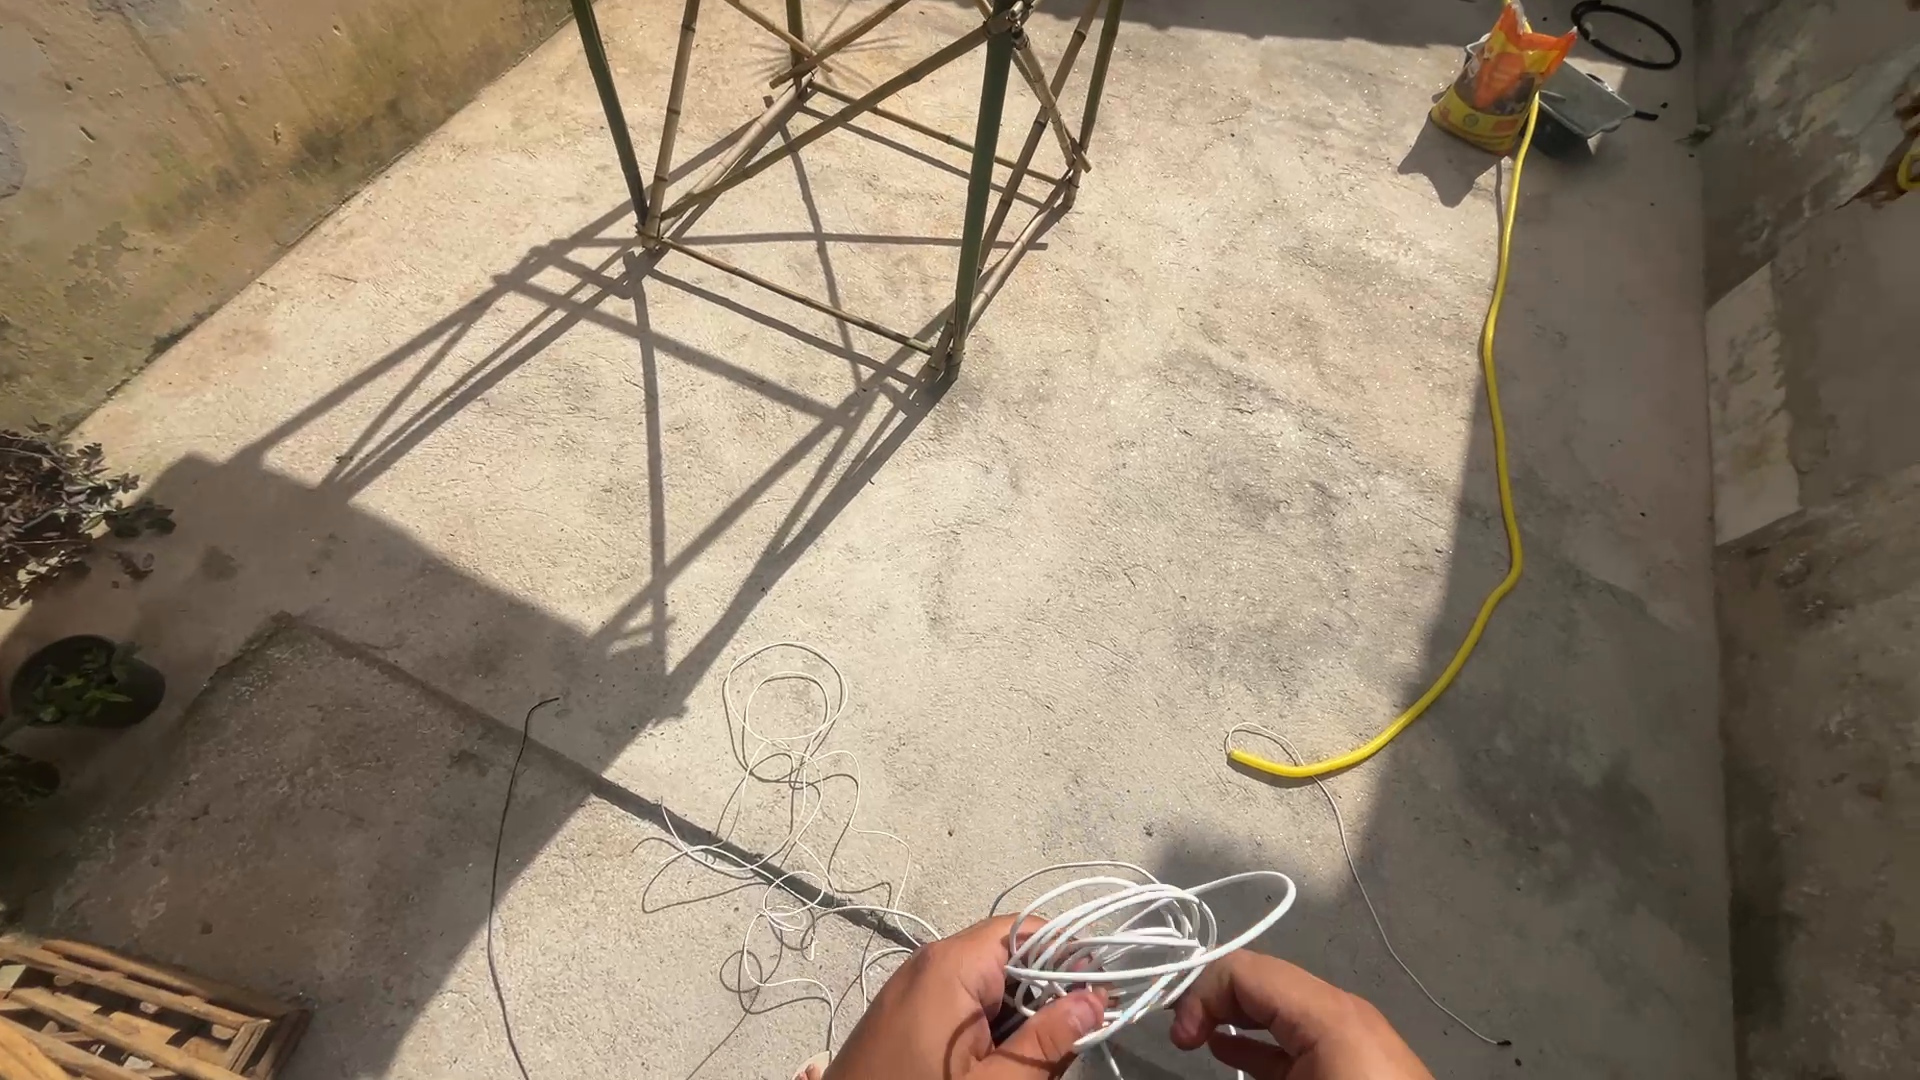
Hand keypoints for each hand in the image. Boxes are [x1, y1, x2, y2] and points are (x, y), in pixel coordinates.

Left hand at [824, 915, 1105, 1079]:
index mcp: (952, 963)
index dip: (1067, 956)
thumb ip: (1048, 1043)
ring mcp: (912, 989)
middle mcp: (930, 961)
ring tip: (1030, 1064)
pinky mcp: (903, 1017)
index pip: (1024, 930)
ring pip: (986, 986)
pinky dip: (987, 1030)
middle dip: (1044, 998)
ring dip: (1017, 1020)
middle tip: (1068, 1045)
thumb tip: (1095, 1001)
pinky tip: (995, 1068)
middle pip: (1007, 958)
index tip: (1100, 996)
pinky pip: (960, 1006)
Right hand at [1169, 951, 1433, 1079]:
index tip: (1180, 1039)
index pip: (1243, 970)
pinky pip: (1299, 1036)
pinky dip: (1260, 1039)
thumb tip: (1199, 1045)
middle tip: (1181, 1034)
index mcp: (1327, 1013)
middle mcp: (1343, 1012)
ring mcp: (1357, 1037)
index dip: (1200, 994)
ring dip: (1233, 1017)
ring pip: (1279, 1005)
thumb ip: (1247, 1062)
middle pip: (1260, 979)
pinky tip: (1230, 1052)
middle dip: (1213, 1000)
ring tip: (1197, 1039)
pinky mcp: (1361, 1065)